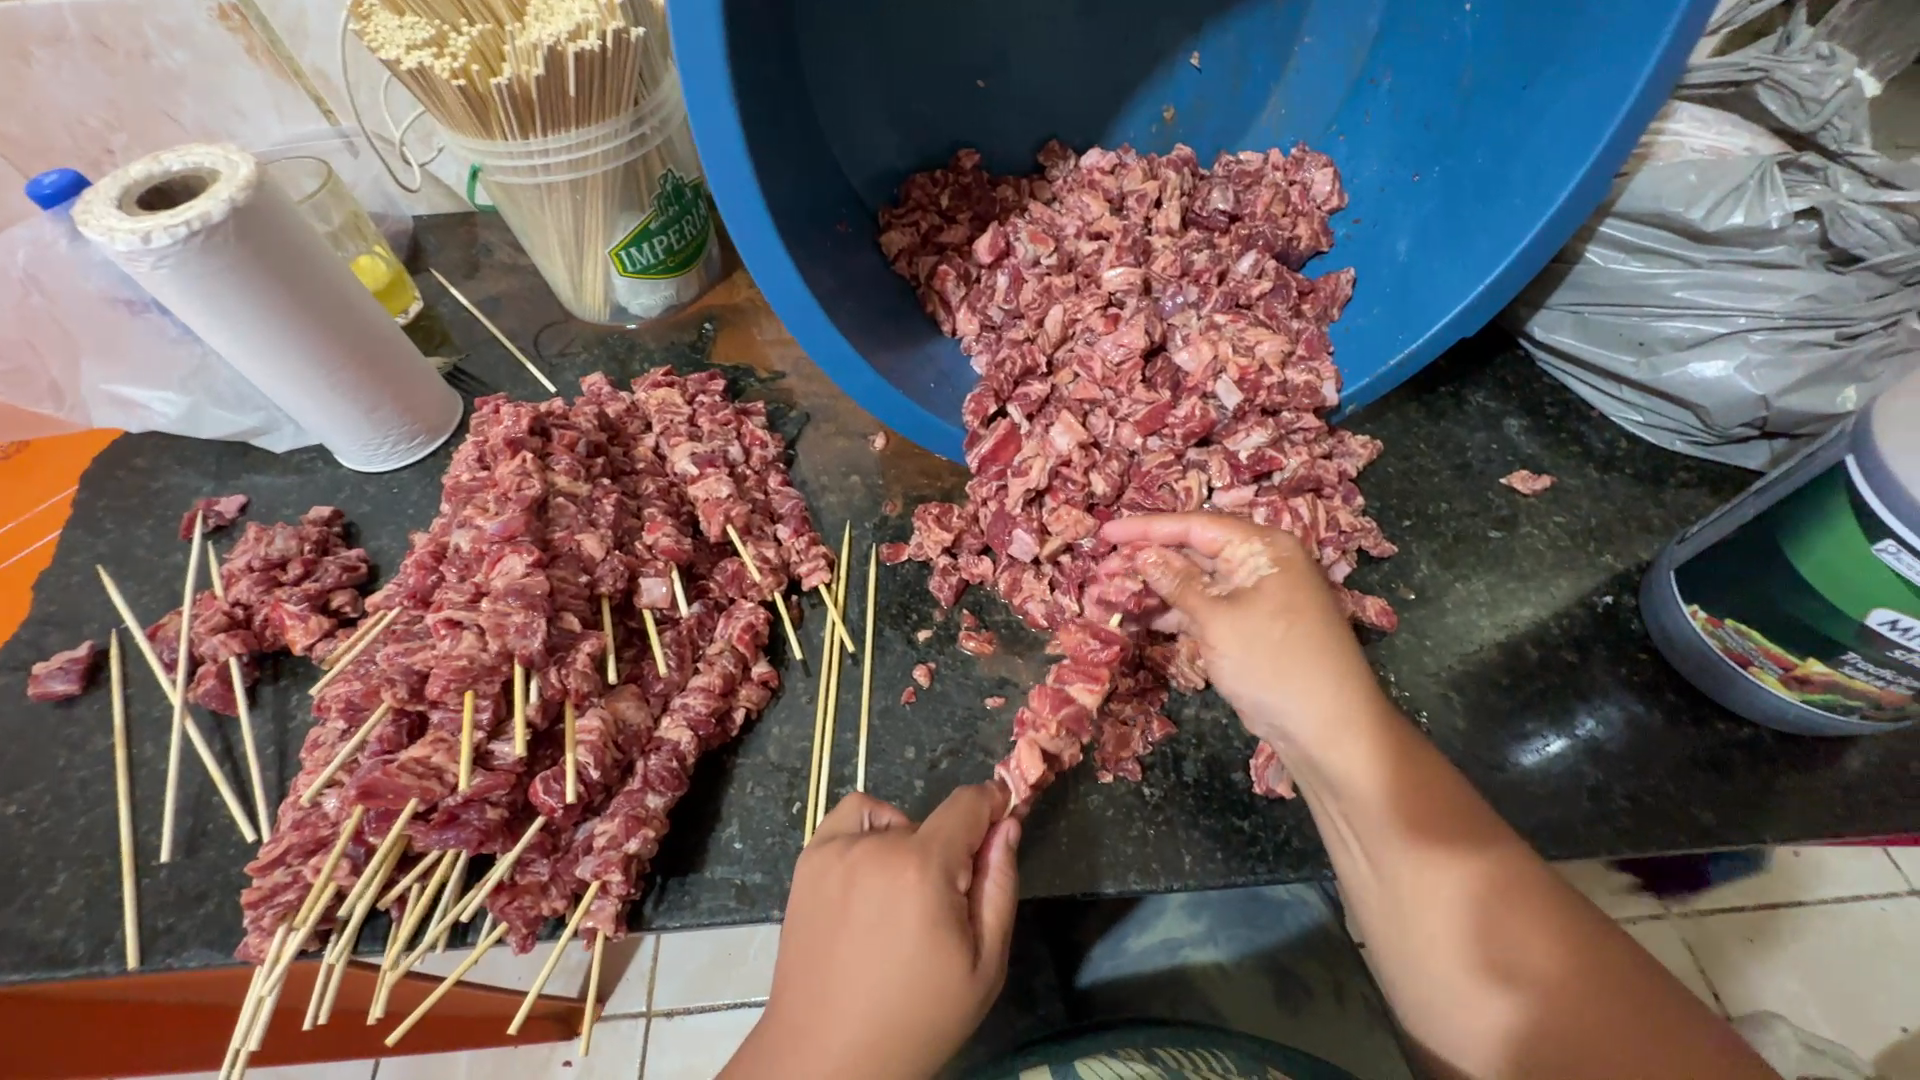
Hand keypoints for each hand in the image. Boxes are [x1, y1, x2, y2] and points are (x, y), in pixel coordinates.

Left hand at [724, 784, 1020, 1079]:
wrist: (828, 1055)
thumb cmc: (917, 1018)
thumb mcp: (984, 966)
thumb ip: (1000, 886)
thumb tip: (1007, 826)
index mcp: (923, 869)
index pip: (967, 804)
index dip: (991, 805)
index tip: (1001, 821)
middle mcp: (876, 846)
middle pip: (933, 822)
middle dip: (950, 852)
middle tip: (942, 908)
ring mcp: (836, 850)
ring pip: (895, 823)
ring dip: (909, 845)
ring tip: (901, 900)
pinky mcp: (809, 861)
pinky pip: (852, 818)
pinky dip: (870, 833)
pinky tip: (872, 879)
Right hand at [1101, 512, 1389, 751]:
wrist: (1328, 728)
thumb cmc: (1275, 664)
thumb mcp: (1218, 620)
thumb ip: (1177, 582)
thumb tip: (1142, 554)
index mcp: (1263, 548)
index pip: (1195, 526)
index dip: (1146, 528)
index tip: (1105, 532)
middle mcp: (1260, 564)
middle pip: (1194, 551)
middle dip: (1147, 560)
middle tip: (1102, 568)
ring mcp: (1255, 597)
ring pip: (1195, 582)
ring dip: (1155, 588)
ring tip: (1111, 593)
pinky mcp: (1248, 627)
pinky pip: (1204, 608)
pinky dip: (1174, 613)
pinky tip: (1141, 618)